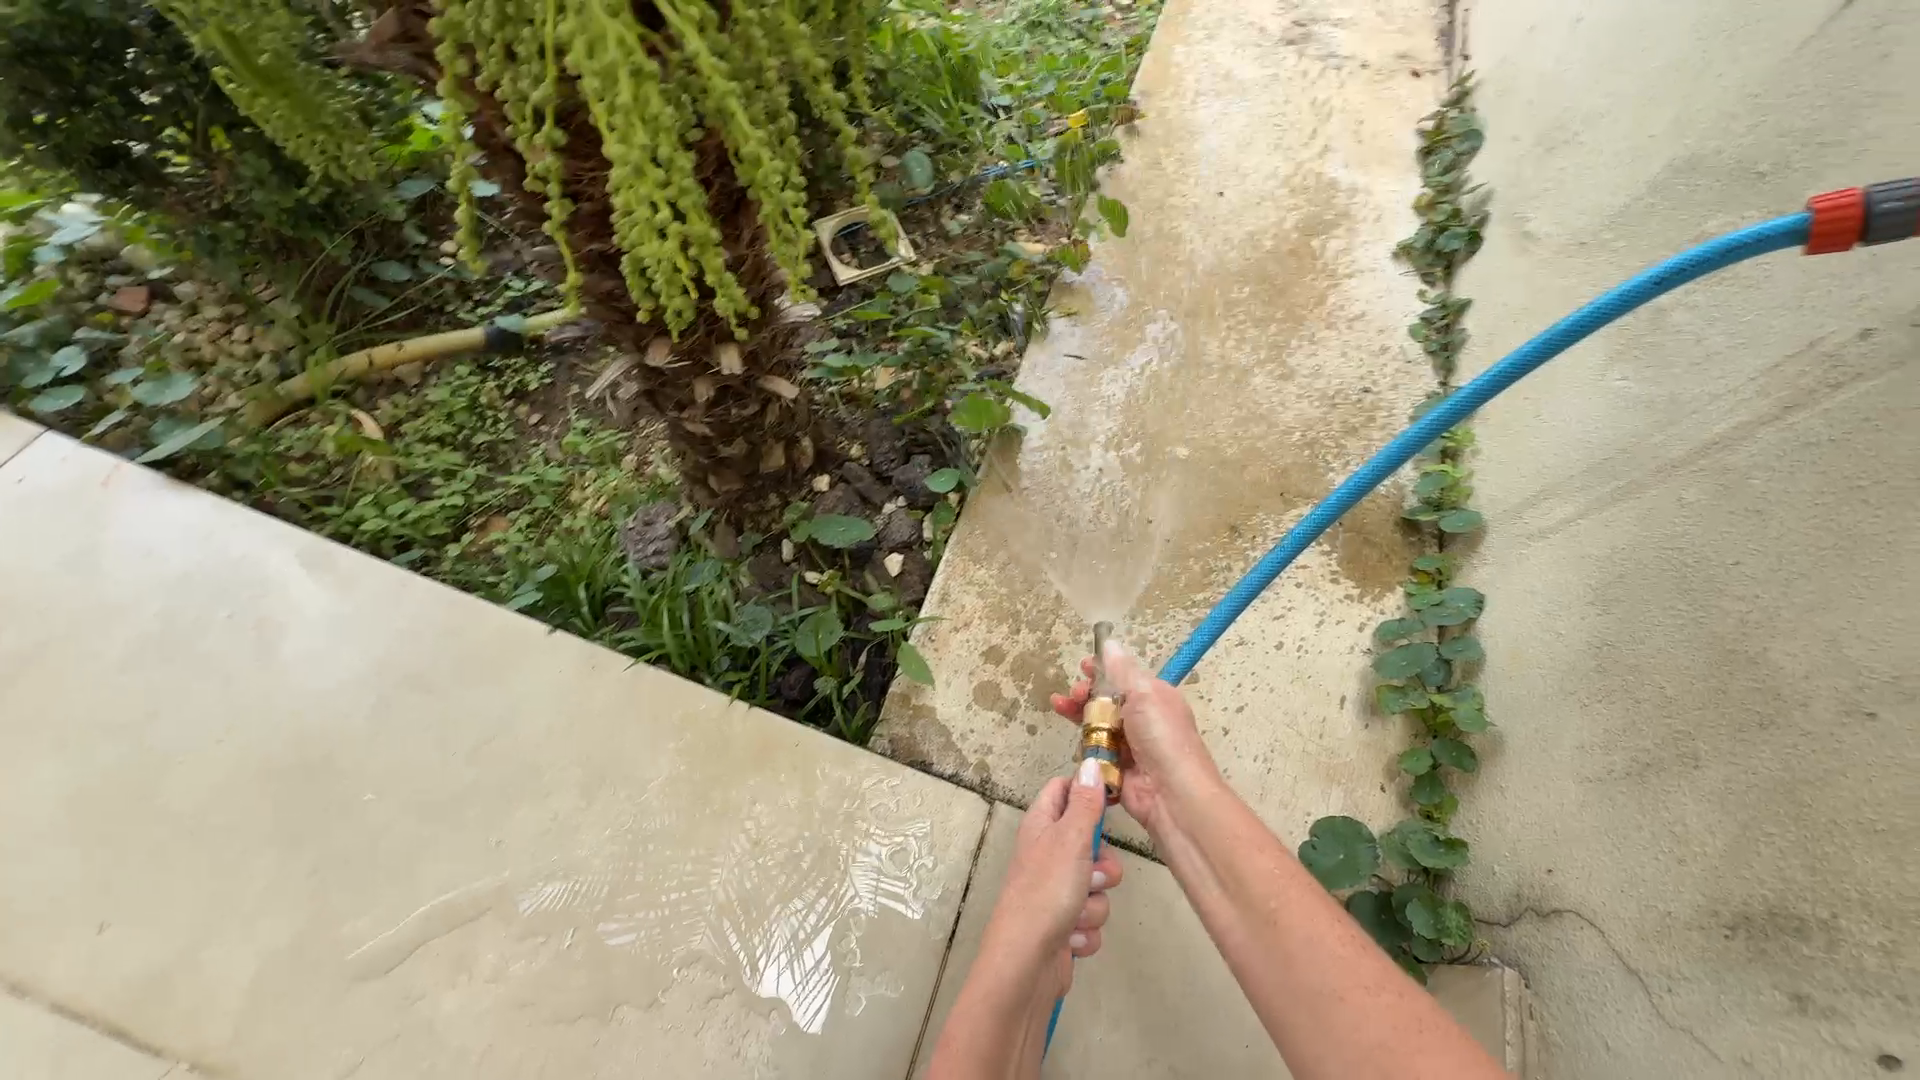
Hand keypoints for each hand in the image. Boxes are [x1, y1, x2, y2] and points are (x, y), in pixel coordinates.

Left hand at [979, 760, 1124, 999]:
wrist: (1026, 963)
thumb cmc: (1045, 892)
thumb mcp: (1070, 839)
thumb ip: (1085, 803)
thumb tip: (1088, 763)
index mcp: (1041, 826)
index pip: (1063, 790)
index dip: (1087, 792)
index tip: (1111, 803)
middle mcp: (1046, 854)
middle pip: (1090, 843)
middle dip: (1103, 865)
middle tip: (1093, 875)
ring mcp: (1054, 891)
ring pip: (1096, 886)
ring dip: (1094, 903)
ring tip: (1075, 913)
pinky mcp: (1064, 924)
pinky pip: (1090, 919)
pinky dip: (1086, 930)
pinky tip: (1071, 937)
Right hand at [1050, 639, 1221, 843]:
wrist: (1172, 794)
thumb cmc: (1162, 737)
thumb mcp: (1143, 694)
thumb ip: (1122, 670)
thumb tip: (1109, 642)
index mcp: (1155, 697)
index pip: (1125, 677)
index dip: (1103, 671)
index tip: (1082, 667)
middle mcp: (1143, 719)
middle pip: (1107, 700)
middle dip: (1086, 693)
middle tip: (1072, 695)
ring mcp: (1129, 745)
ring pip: (1097, 724)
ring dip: (1078, 714)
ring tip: (1060, 706)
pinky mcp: (1116, 767)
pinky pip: (1095, 749)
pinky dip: (1083, 742)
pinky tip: (1072, 735)